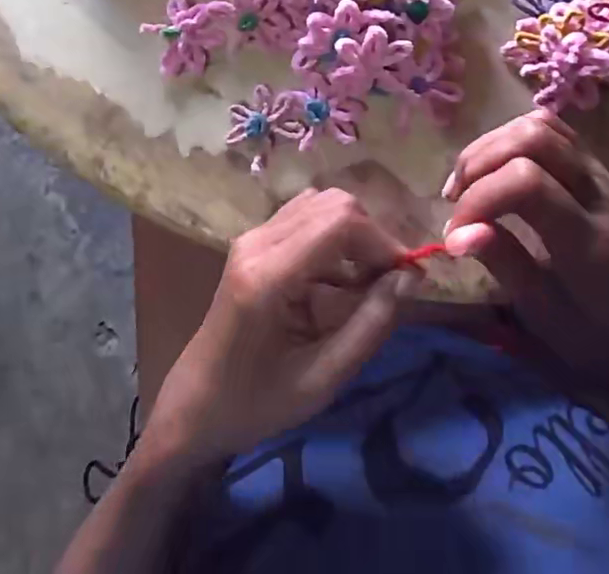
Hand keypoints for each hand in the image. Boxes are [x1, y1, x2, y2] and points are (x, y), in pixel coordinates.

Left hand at [142, 189, 417, 469]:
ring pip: (321, 204)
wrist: (194, 406)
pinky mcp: (253, 242)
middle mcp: (257, 242)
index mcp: (268, 275)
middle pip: (333, 203)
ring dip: (353, 237)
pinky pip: (306, 218)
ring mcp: (252, 237)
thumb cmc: (255, 403)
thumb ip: (372, 323)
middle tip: (385, 284)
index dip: (383, 240)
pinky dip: (334, 239)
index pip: (339, 220)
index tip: (406, 278)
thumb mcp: (323, 378)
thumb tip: (414, 276)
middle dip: (371, 237)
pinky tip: (336, 281)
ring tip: (362, 284)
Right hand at [441, 110, 608, 391]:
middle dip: (480, 162)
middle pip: (534, 139)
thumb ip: (503, 263)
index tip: (453, 233)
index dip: (480, 198)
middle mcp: (602, 196)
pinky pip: (548, 127)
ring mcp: (601, 173)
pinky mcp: (592, 164)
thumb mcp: (540, 313)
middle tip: (455, 199)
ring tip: (465, 184)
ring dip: (489, 147)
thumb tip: (457, 233)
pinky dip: (508, 139)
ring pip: (539, 125)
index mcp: (593, 242)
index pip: (529, 184)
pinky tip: (489, 169)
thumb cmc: (586, 332)